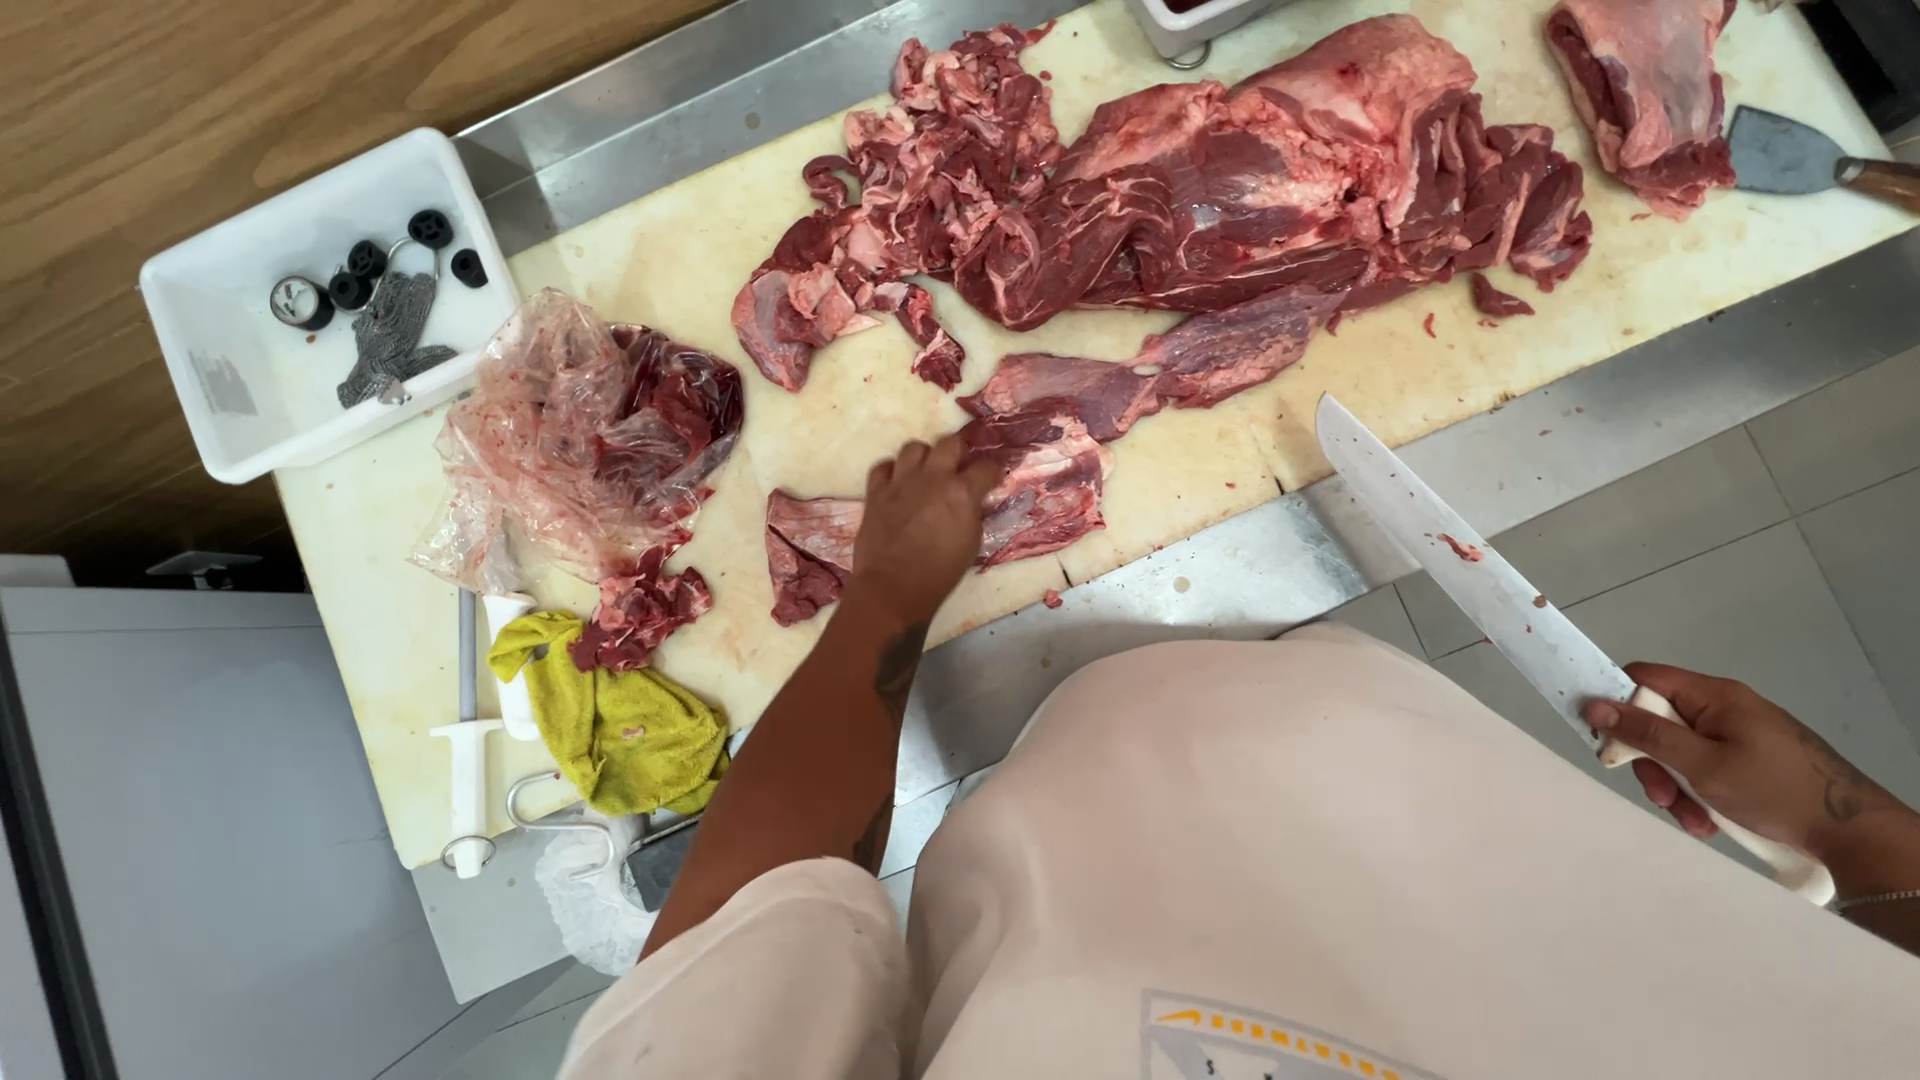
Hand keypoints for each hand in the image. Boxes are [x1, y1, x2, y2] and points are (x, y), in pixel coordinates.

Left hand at [848, 435, 999, 626]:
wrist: (894, 586)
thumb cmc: (940, 573)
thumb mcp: (971, 543)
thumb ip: (972, 514)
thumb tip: (971, 503)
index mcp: (962, 492)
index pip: (986, 467)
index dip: (991, 473)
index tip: (990, 480)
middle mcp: (932, 478)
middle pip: (950, 443)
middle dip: (958, 452)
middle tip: (957, 468)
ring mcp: (901, 482)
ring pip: (913, 447)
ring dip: (923, 457)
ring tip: (925, 473)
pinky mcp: (876, 492)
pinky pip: (883, 467)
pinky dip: (891, 472)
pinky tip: (896, 484)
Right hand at [1582, 662, 1909, 860]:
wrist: (1860, 836)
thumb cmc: (1776, 790)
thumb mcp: (1701, 764)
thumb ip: (1645, 733)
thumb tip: (1592, 705)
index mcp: (1715, 696)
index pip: (1643, 677)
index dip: (1615, 699)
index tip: (1603, 734)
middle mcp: (1724, 709)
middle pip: (1657, 721)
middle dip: (1650, 761)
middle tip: (1657, 793)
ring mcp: (1738, 736)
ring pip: (1677, 751)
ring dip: (1672, 785)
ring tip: (1690, 818)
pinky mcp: (1749, 761)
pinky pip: (1703, 768)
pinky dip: (1696, 794)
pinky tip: (1706, 820)